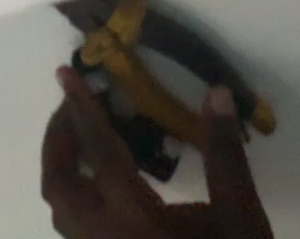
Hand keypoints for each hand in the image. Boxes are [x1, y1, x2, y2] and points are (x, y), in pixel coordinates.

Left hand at [41, 67, 273, 238]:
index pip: (98, 152)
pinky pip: (76, 228)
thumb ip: (224, 154)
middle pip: (58, 187)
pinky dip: (78, 192)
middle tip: (74, 105)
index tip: (65, 75)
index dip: (81, 108)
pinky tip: (106, 181)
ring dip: (64, 167)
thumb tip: (216, 93)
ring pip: (62, 212)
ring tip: (85, 136)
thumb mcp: (240, 219)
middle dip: (59, 140)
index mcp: (135, 221)